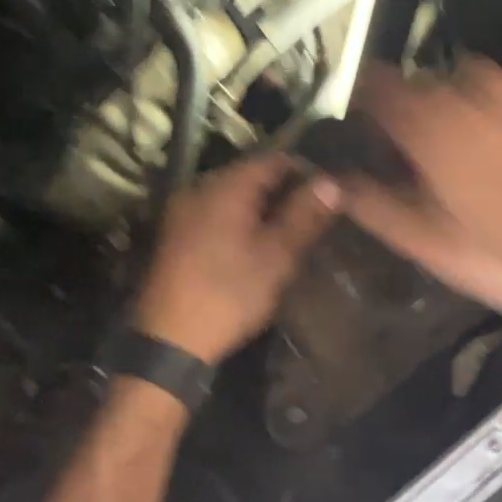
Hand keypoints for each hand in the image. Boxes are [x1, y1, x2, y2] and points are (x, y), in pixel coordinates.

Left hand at [132, 154, 339, 361]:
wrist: (170, 340)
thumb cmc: (229, 294)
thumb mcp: (276, 257)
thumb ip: (304, 217)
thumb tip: (332, 183)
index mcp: (224, 187)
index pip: (273, 160)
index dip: (305, 172)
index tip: (329, 194)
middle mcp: (199, 189)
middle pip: (250, 177)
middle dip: (284, 193)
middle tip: (315, 217)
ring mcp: (182, 212)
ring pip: (233, 198)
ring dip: (262, 210)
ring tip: (292, 233)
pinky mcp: (175, 236)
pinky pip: (217, 216)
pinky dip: (240, 223)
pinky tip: (258, 246)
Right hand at [341, 60, 501, 352]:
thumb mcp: (435, 247)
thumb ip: (377, 207)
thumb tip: (335, 184)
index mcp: (435, 125)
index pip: (380, 89)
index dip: (368, 106)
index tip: (369, 131)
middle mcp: (479, 94)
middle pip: (429, 86)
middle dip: (418, 115)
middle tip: (424, 161)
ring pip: (476, 89)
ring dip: (463, 112)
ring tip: (474, 163)